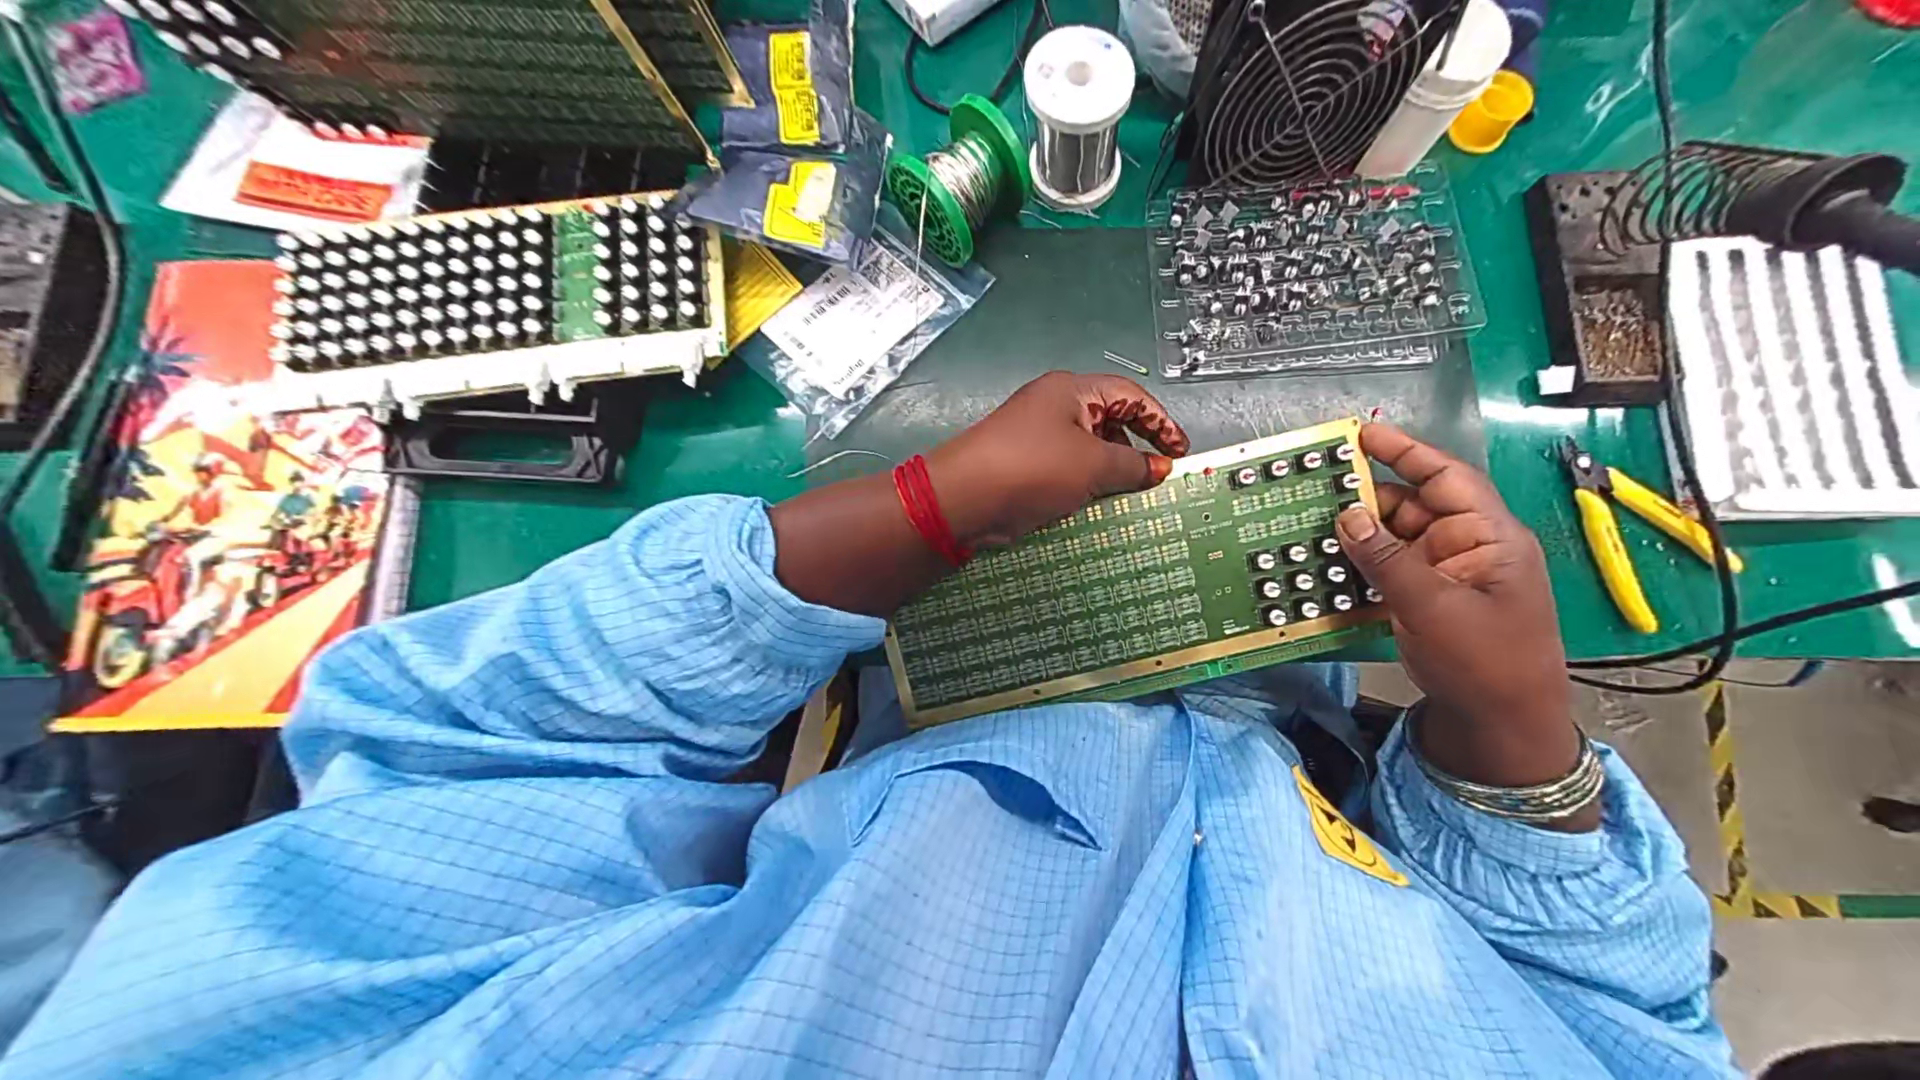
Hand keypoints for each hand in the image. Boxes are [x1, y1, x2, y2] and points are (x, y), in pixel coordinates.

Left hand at [768, 372, 1187, 616]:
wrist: (964, 499)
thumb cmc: (1032, 468)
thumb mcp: (1093, 464)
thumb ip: (1133, 465)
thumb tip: (1159, 468)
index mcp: (1071, 390)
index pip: (1130, 396)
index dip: (1160, 422)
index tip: (1179, 452)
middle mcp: (1055, 407)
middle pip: (1110, 421)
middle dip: (1136, 447)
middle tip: (1155, 477)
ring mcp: (1038, 438)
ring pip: (1089, 449)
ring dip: (1112, 470)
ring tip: (1129, 495)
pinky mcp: (1027, 467)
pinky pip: (1069, 470)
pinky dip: (1087, 484)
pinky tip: (1098, 504)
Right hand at [1335, 424, 1582, 794]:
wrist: (1497, 722)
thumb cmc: (1486, 661)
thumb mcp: (1434, 607)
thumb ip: (1387, 559)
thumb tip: (1347, 517)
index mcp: (1487, 536)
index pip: (1445, 478)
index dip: (1406, 452)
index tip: (1362, 435)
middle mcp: (1462, 545)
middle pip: (1409, 505)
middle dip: (1364, 497)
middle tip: (1314, 488)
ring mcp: (1439, 572)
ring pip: (1389, 537)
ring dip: (1352, 533)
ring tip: (1307, 523)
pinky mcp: (1418, 596)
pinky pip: (1381, 567)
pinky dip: (1354, 563)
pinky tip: (1323, 560)